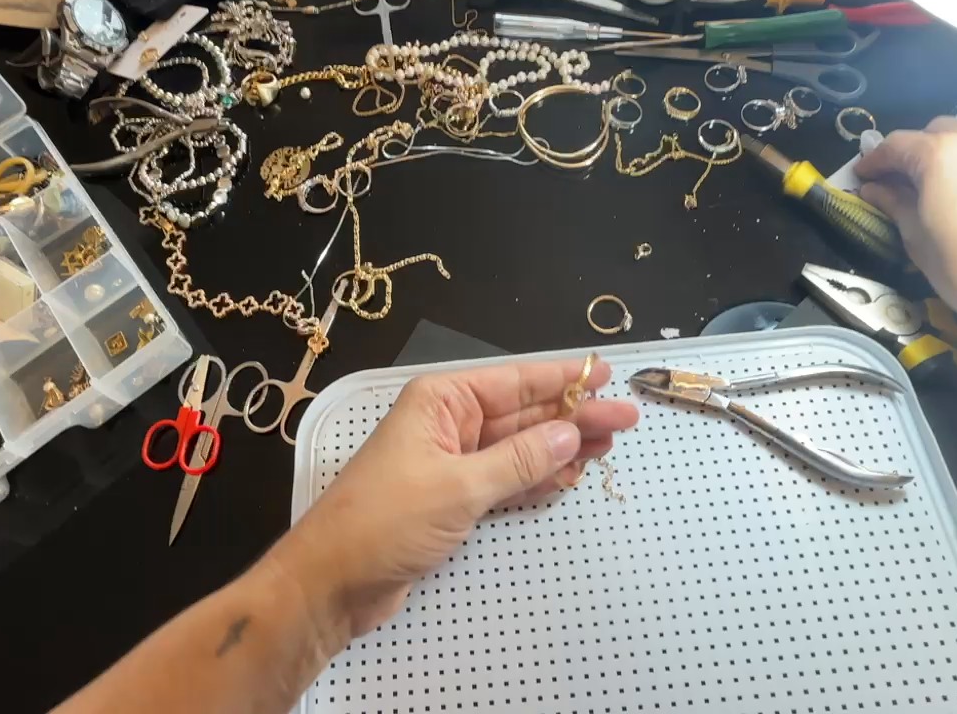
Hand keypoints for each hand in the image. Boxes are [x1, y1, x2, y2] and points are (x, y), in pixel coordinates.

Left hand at [269, 358, 636, 641]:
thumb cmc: (384, 521)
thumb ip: (517, 461)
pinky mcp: (454, 497)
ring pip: (518, 447)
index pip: (513, 381)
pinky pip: (506, 478)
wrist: (332, 583)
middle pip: (521, 413)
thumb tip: (568, 435)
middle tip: (624, 418)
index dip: (562, 377)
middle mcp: (449, 422)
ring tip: (609, 445)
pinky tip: (570, 474)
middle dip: (572, 416)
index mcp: (441, 400)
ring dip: (561, 448)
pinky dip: (537, 478)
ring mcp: (452, 461)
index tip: (603, 372)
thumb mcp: (457, 487)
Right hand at [856, 118, 956, 356]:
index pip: (896, 144)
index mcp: (943, 153)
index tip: (861, 178)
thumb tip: (876, 190)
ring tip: (941, 192)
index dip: (873, 161)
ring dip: (950, 158)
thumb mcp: (919, 240)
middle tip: (899, 184)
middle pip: (937, 133)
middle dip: (913, 153)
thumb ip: (895, 204)